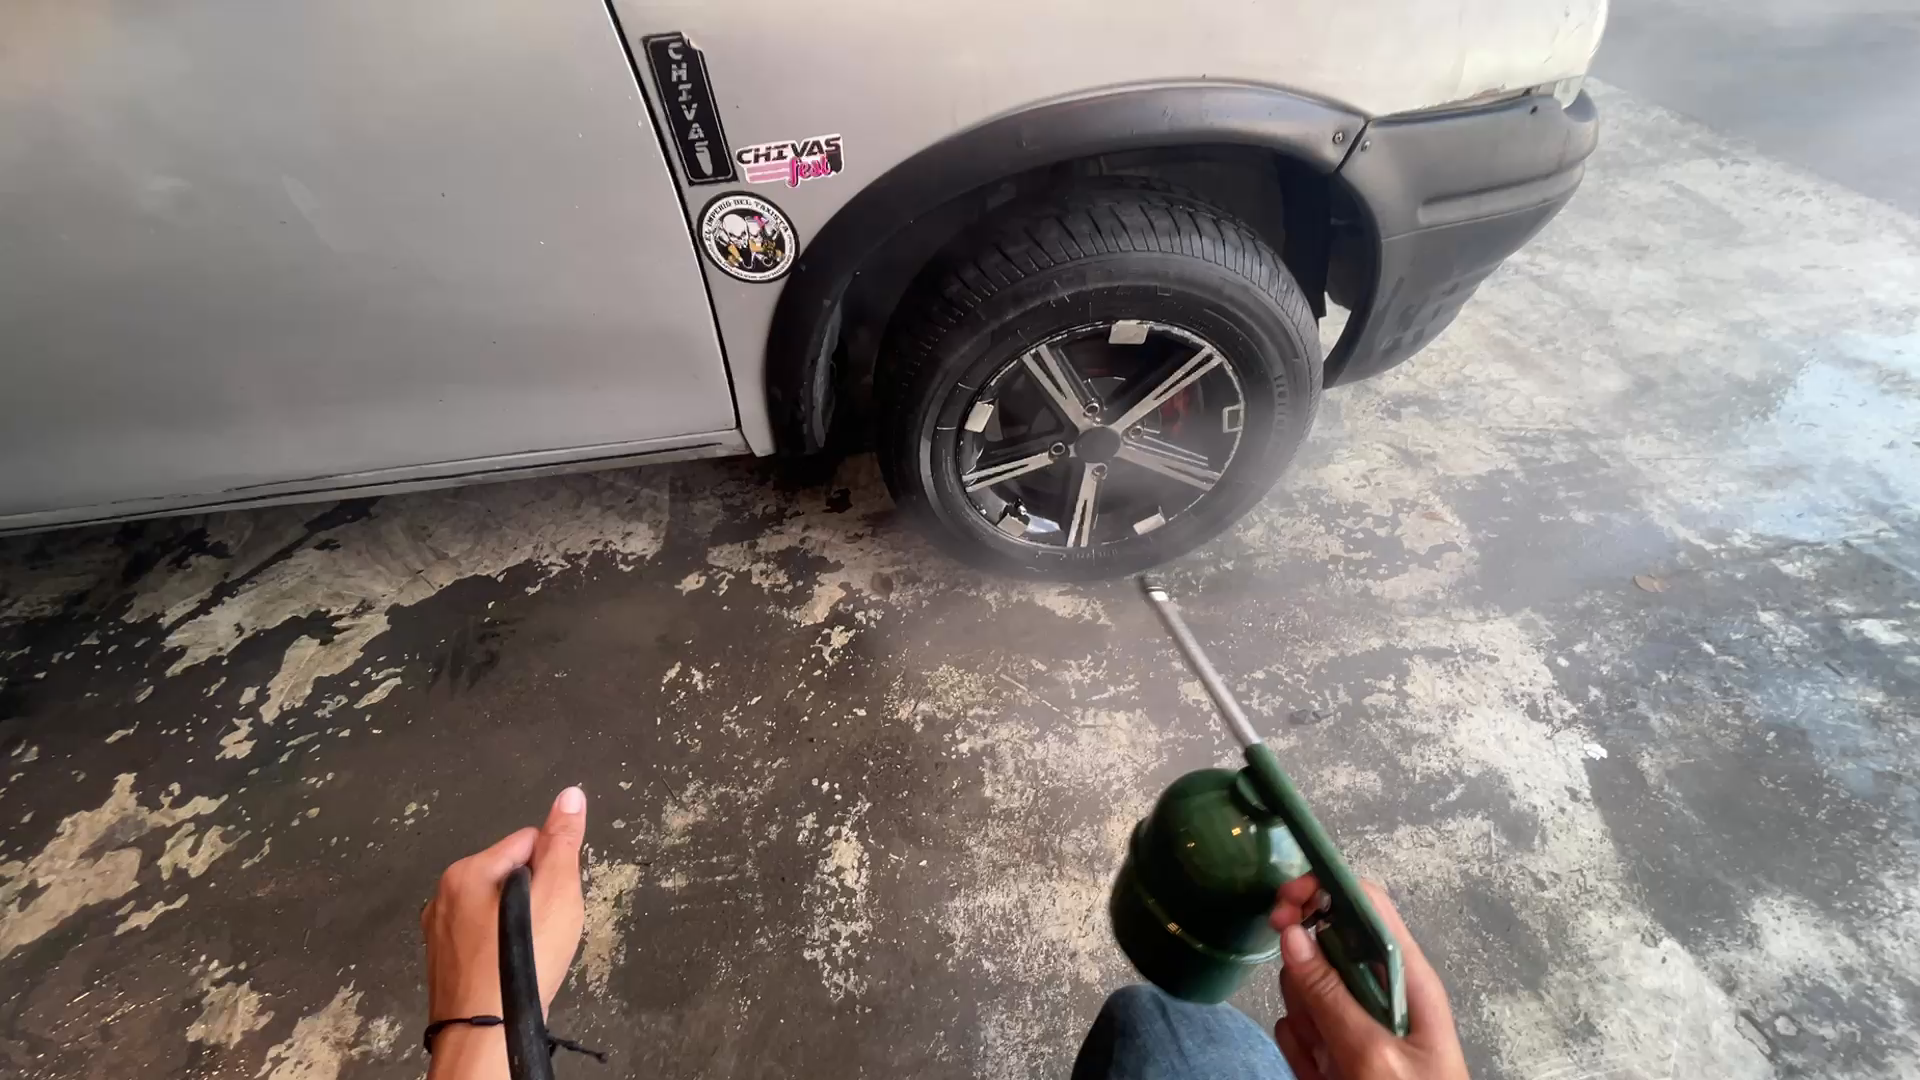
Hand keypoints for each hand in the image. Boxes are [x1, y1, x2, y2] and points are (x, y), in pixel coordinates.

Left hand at [422, 787, 587, 1079]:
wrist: (485, 1035)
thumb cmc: (525, 957)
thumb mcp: (557, 889)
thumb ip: (563, 840)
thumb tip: (571, 793)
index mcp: (468, 870)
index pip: (531, 841)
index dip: (553, 868)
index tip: (554, 900)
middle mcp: (443, 893)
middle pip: (513, 870)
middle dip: (536, 891)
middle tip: (545, 925)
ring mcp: (437, 929)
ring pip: (499, 902)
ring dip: (520, 916)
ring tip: (530, 947)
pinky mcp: (440, 959)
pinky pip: (483, 930)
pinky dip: (500, 940)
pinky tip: (510, 963)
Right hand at [1269, 877, 1468, 1079]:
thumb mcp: (1371, 1058)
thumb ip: (1328, 993)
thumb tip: (1290, 931)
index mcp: (1408, 978)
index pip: (1364, 901)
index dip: (1322, 889)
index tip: (1281, 906)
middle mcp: (1383, 988)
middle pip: (1322, 941)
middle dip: (1305, 976)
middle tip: (1310, 1014)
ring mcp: (1357, 1018)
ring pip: (1303, 982)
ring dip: (1303, 1021)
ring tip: (1328, 1066)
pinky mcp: (1335, 1045)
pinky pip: (1296, 1022)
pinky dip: (1300, 1049)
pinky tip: (1322, 1078)